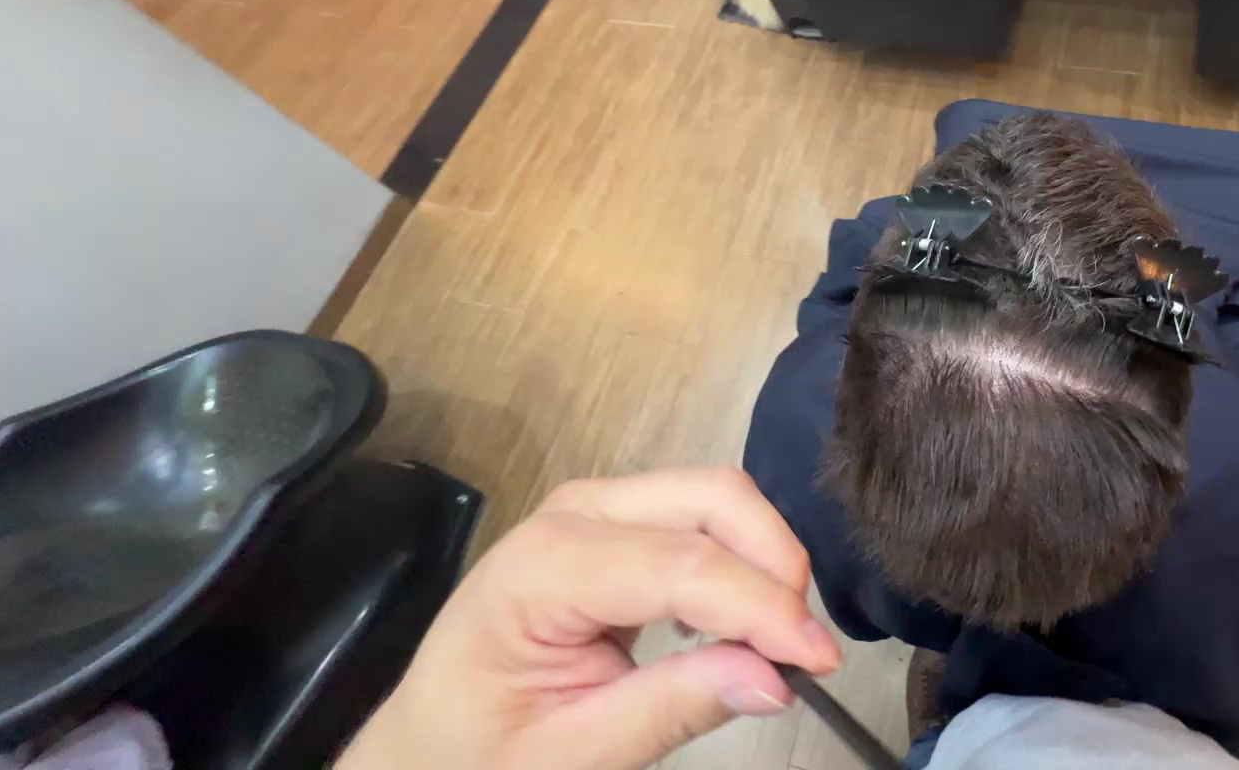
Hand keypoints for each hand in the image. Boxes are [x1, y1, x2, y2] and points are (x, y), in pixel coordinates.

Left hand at [336, 468, 842, 769]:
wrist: (420, 749)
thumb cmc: (475, 762)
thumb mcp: (568, 759)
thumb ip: (674, 708)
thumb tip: (778, 680)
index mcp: (545, 565)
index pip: (683, 565)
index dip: (761, 606)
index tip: (818, 661)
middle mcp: (579, 509)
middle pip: (712, 498)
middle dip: (775, 562)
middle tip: (802, 644)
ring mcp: (600, 503)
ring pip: (718, 496)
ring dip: (766, 555)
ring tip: (778, 634)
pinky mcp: (622, 516)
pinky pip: (704, 514)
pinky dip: (742, 554)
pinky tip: (737, 615)